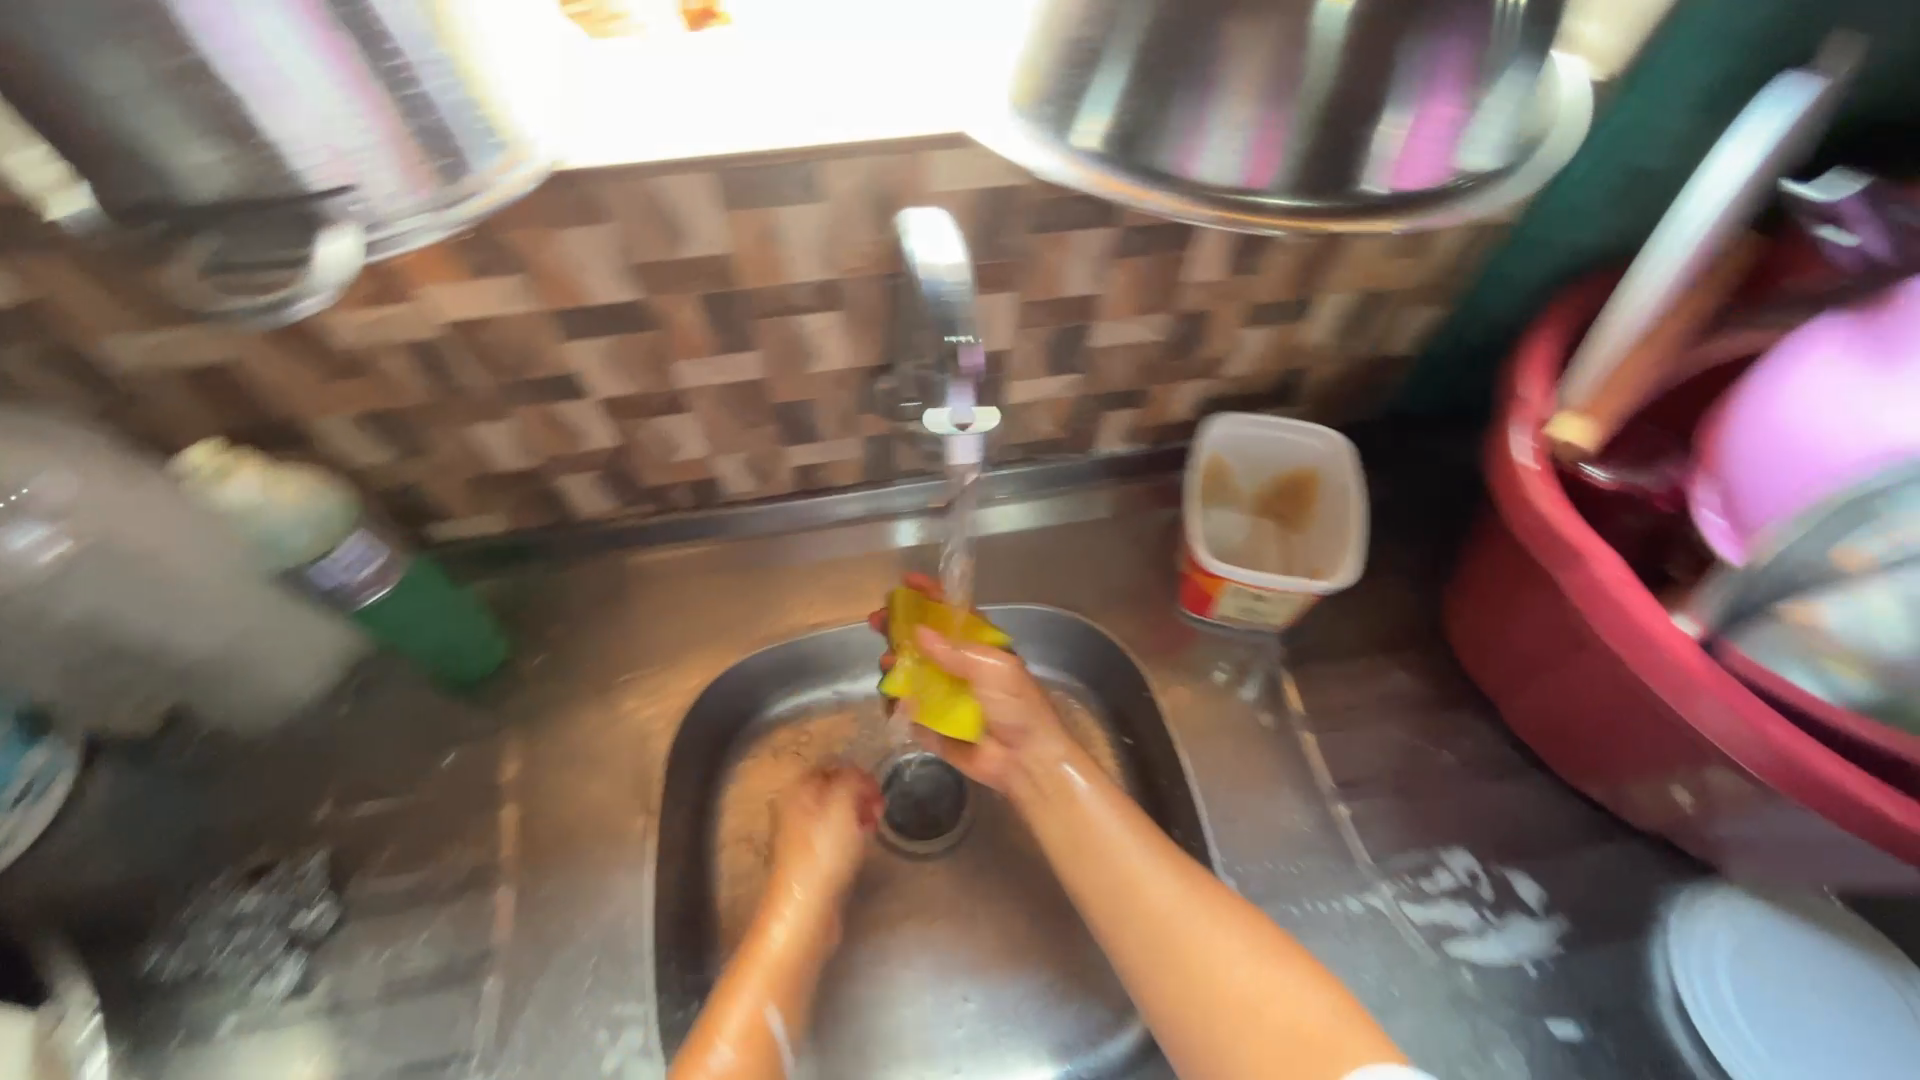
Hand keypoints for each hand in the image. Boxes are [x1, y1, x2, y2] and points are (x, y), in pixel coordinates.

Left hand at [766, 766, 882, 927]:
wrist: (805, 911)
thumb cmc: (823, 853)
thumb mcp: (842, 805)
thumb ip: (851, 780)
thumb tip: (858, 775)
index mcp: (797, 790)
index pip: (829, 765)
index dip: (856, 771)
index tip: (877, 786)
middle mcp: (795, 809)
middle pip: (832, 789)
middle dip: (859, 793)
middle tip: (880, 805)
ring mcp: (801, 836)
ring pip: (834, 813)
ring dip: (858, 813)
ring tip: (875, 823)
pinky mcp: (810, 860)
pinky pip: (834, 835)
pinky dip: (851, 833)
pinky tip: (863, 843)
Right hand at [869, 575, 1075, 797]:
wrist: (1025, 761)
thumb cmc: (1018, 707)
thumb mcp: (993, 668)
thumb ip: (954, 651)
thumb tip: (918, 631)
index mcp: (981, 648)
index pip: (953, 614)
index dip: (931, 596)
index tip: (907, 582)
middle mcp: (959, 668)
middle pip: (924, 641)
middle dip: (900, 628)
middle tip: (878, 621)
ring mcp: (944, 696)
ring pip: (910, 672)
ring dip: (894, 662)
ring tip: (887, 661)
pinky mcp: (932, 725)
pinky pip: (906, 710)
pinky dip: (895, 702)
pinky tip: (892, 697)